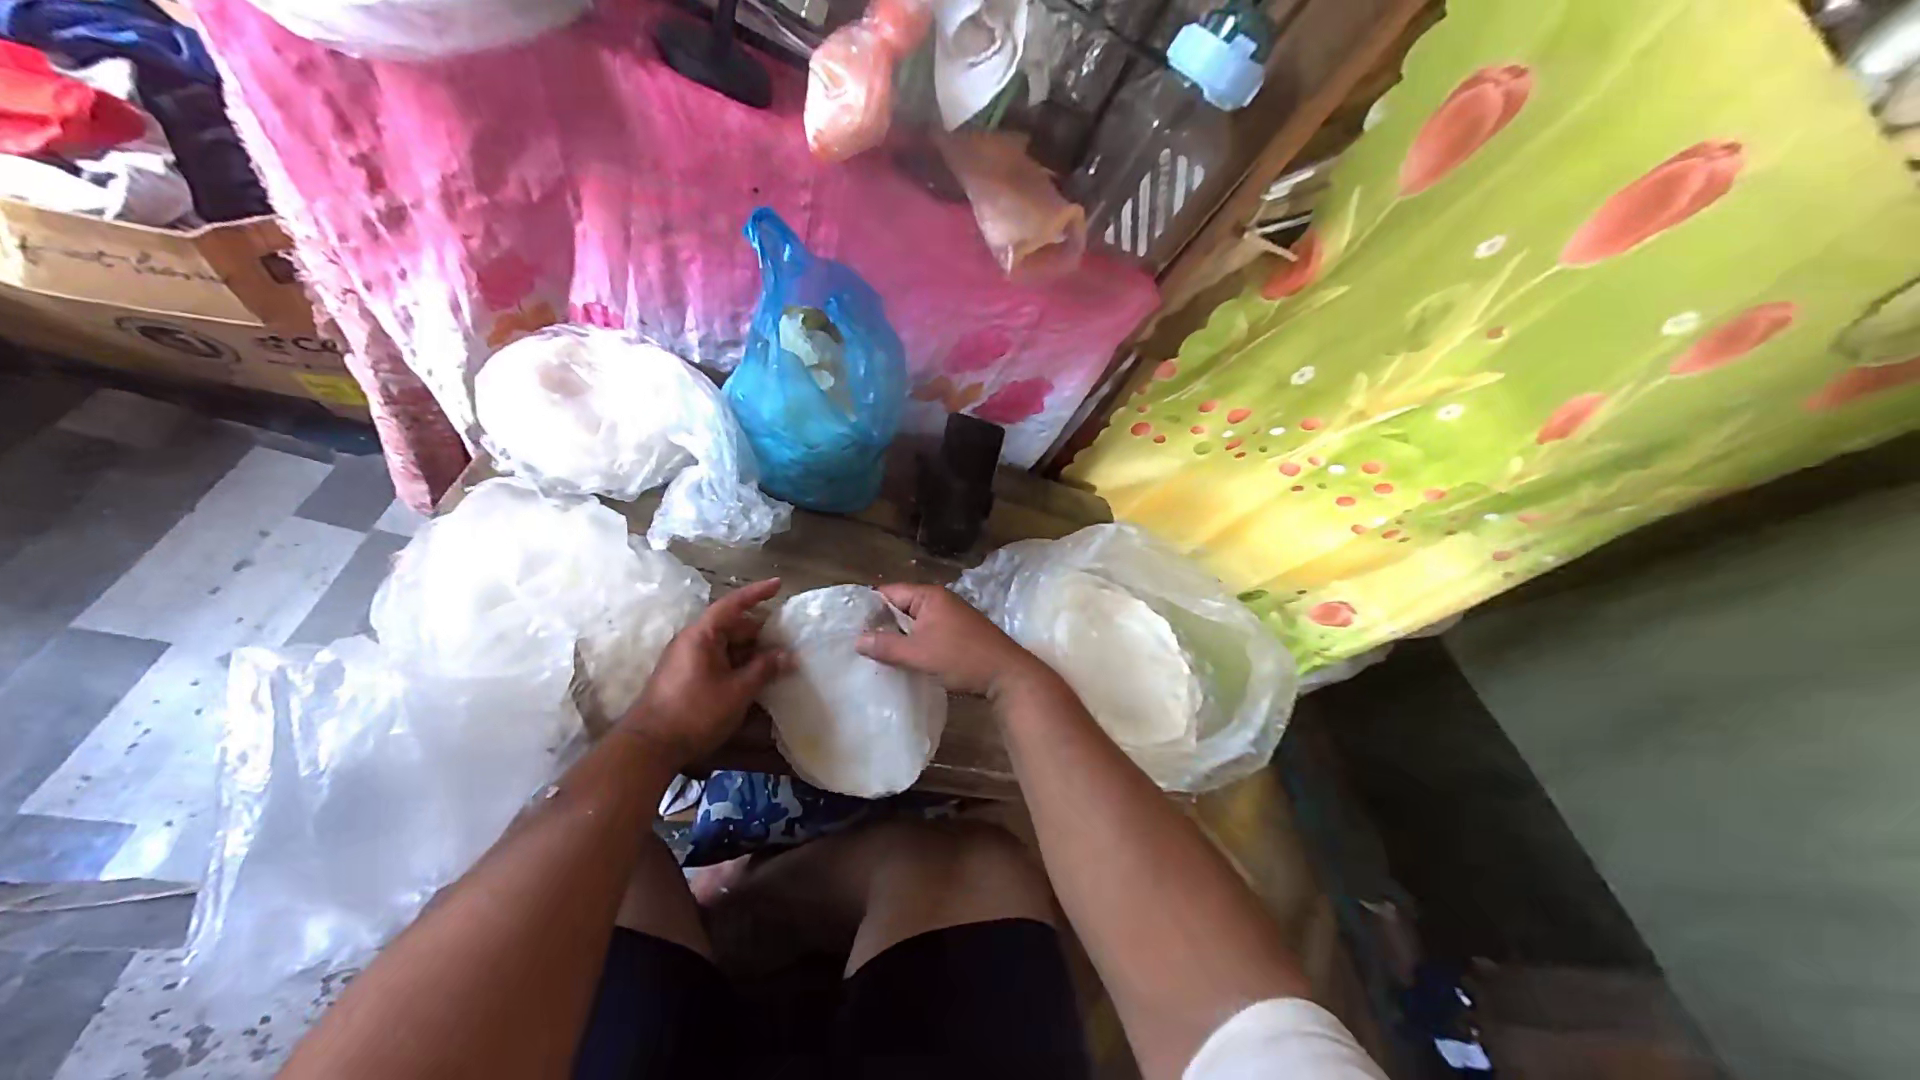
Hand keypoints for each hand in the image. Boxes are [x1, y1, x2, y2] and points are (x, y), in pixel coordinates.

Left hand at [619, 578, 786, 771]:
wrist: (650, 747)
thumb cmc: (695, 712)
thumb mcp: (737, 691)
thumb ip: (764, 669)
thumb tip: (788, 655)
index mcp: (702, 635)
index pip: (733, 604)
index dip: (757, 593)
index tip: (778, 584)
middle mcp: (693, 641)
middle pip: (732, 626)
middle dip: (760, 631)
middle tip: (788, 639)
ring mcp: (687, 659)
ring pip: (726, 645)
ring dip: (751, 651)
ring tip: (779, 660)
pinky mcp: (686, 677)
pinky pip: (718, 660)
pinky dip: (739, 664)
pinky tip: (757, 677)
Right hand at [854, 583, 1053, 699]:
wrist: (1007, 675)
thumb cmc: (962, 658)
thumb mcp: (918, 653)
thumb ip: (886, 646)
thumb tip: (857, 640)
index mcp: (930, 596)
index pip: (889, 592)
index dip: (868, 607)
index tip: (848, 624)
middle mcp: (940, 600)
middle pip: (901, 607)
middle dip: (881, 623)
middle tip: (855, 641)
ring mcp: (950, 617)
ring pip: (914, 622)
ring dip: (898, 636)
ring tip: (872, 651)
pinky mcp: (957, 634)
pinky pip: (927, 633)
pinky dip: (914, 643)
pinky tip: (901, 658)